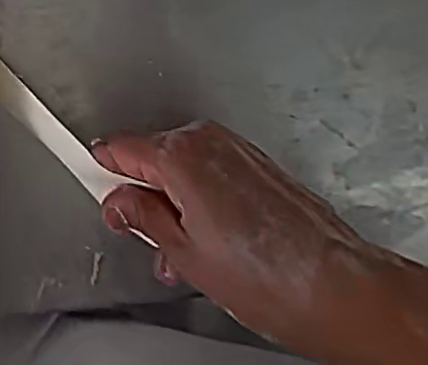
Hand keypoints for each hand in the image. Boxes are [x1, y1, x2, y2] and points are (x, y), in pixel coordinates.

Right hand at [93, 121, 398, 352]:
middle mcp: (205, 140)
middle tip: (146, 235)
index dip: (99, 165)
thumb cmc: (271, 277)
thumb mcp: (185, 253)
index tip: (84, 168)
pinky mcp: (254, 158)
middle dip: (142, 190)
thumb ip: (141, 215)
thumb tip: (120, 203)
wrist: (342, 288)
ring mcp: (233, 146)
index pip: (119, 146)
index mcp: (179, 155)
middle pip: (151, 154)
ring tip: (188, 249)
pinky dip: (202, 192)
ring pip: (182, 163)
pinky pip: (210, 166)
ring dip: (174, 196)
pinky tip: (215, 236)